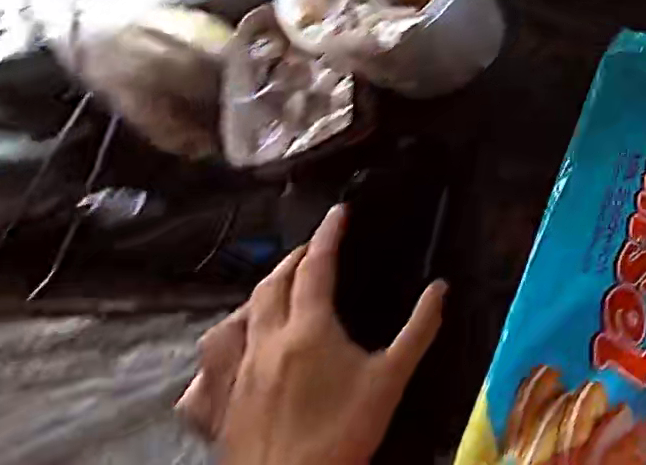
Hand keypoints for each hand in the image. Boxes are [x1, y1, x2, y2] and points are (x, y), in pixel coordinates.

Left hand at [175, 204, 446, 464]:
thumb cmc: (344, 434)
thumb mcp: (391, 379)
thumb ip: (419, 329)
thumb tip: (441, 287)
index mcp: (308, 329)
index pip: (317, 265)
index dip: (328, 233)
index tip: (339, 211)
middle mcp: (266, 343)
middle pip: (272, 284)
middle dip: (294, 258)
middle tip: (315, 248)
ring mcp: (235, 377)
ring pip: (233, 321)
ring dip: (254, 297)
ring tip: (273, 292)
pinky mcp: (217, 411)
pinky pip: (204, 374)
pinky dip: (217, 355)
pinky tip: (227, 357)